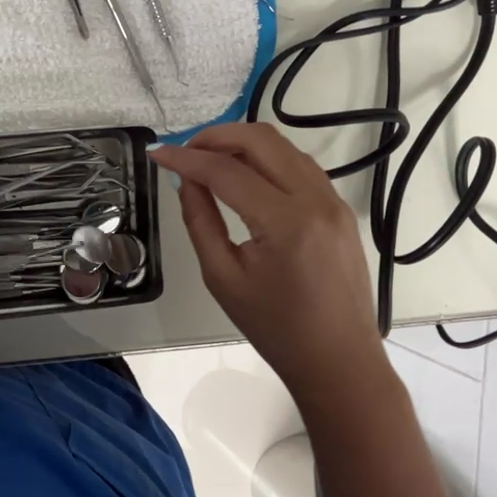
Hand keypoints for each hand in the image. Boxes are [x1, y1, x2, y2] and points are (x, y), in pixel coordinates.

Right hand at [149, 123, 384, 391]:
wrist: (337, 359)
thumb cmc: (275, 328)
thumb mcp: (223, 277)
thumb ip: (201, 221)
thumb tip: (187, 181)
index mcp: (286, 223)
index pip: (227, 172)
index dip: (186, 158)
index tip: (157, 153)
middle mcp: (317, 201)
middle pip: (262, 141)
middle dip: (216, 137)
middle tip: (183, 151)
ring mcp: (335, 202)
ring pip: (284, 147)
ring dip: (242, 144)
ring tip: (207, 161)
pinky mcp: (340, 209)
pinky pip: (300, 166)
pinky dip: (266, 160)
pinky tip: (242, 175)